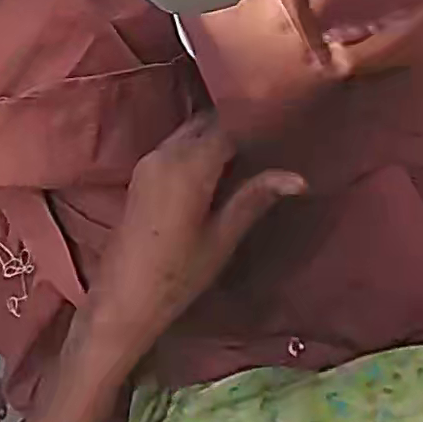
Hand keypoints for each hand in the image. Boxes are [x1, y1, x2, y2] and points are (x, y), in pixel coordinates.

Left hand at [84, 113, 304, 367]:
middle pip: (206, 123)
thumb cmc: (178, 274)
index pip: (227, 127)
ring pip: (189, 131)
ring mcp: (149, 159)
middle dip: (235, 126)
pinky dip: (197, 146)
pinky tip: (218, 165)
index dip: (254, 124)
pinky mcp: (141, 171)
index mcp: (187, 165)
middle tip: (268, 138)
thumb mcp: (222, 238)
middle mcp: (165, 152)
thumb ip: (255, 198)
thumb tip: (299, 178)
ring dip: (215, 135)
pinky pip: (175, 144)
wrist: (123, 298)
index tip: (281, 127)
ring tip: (249, 150)